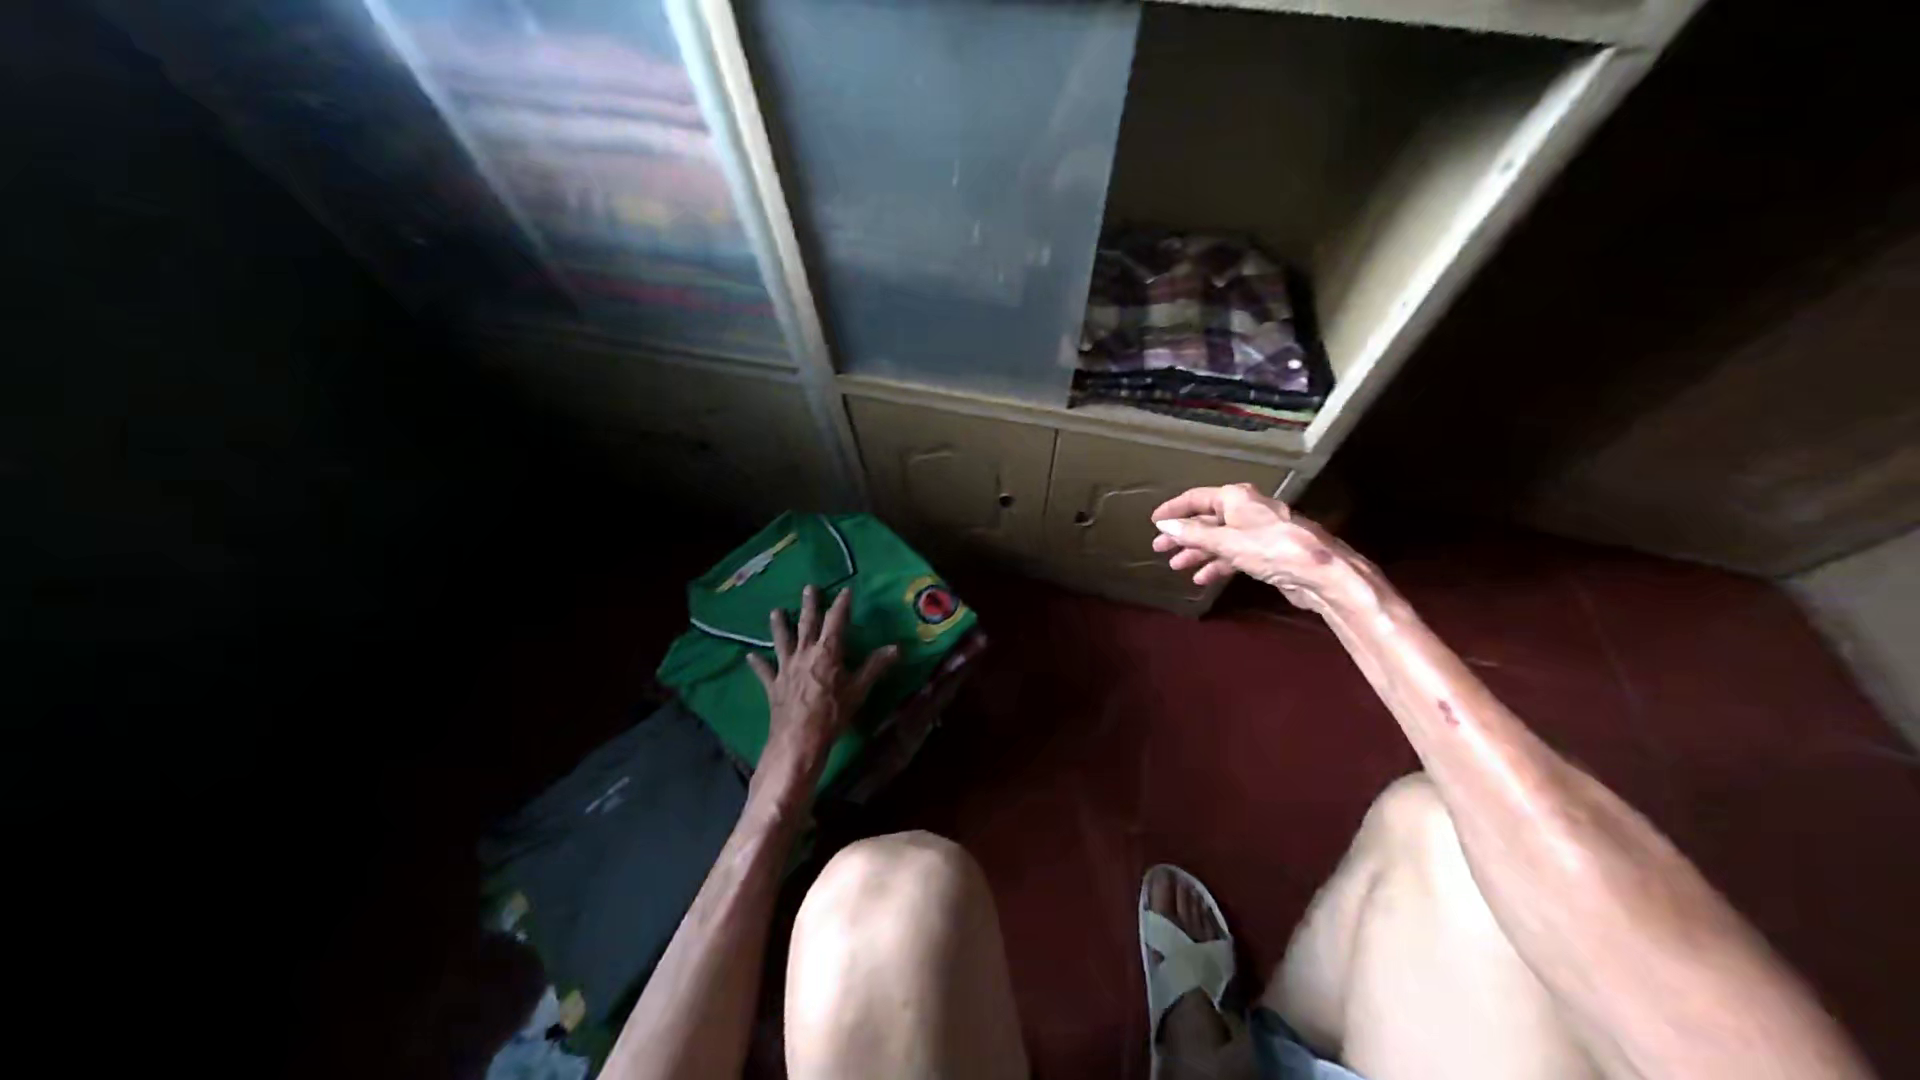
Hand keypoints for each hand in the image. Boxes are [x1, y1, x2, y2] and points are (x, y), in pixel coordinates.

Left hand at [745, 585, 897, 804]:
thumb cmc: (832, 714)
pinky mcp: (774, 685)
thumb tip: (896, 648)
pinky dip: (758, 664)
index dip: (841, 605)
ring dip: (779, 626)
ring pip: (782, 641)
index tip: (845, 591)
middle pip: (807, 624)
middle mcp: (805, 654)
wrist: (798, 740)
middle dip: (809, 605)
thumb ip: (875, 667)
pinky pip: (765, 672)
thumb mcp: (859, 690)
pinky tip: (750, 656)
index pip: (836, 621)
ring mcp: (786, 669)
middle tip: (808, 588)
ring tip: (775, 611)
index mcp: (828, 652)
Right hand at [1150, 483, 1367, 610]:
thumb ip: (1193, 534)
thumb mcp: (1226, 541)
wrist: (1320, 574)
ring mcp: (1256, 531)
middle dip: (1182, 535)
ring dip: (1197, 552)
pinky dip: (1216, 564)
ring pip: (1218, 539)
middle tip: (1159, 548)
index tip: (1153, 521)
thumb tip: (1164, 525)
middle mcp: (1245, 509)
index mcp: (1235, 498)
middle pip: (1206, 519)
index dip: (1173, 510)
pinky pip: (1232, 554)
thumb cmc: (1270, 549)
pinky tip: (1202, 579)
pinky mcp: (1265, 552)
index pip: (1196, 498)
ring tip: (1176, 566)